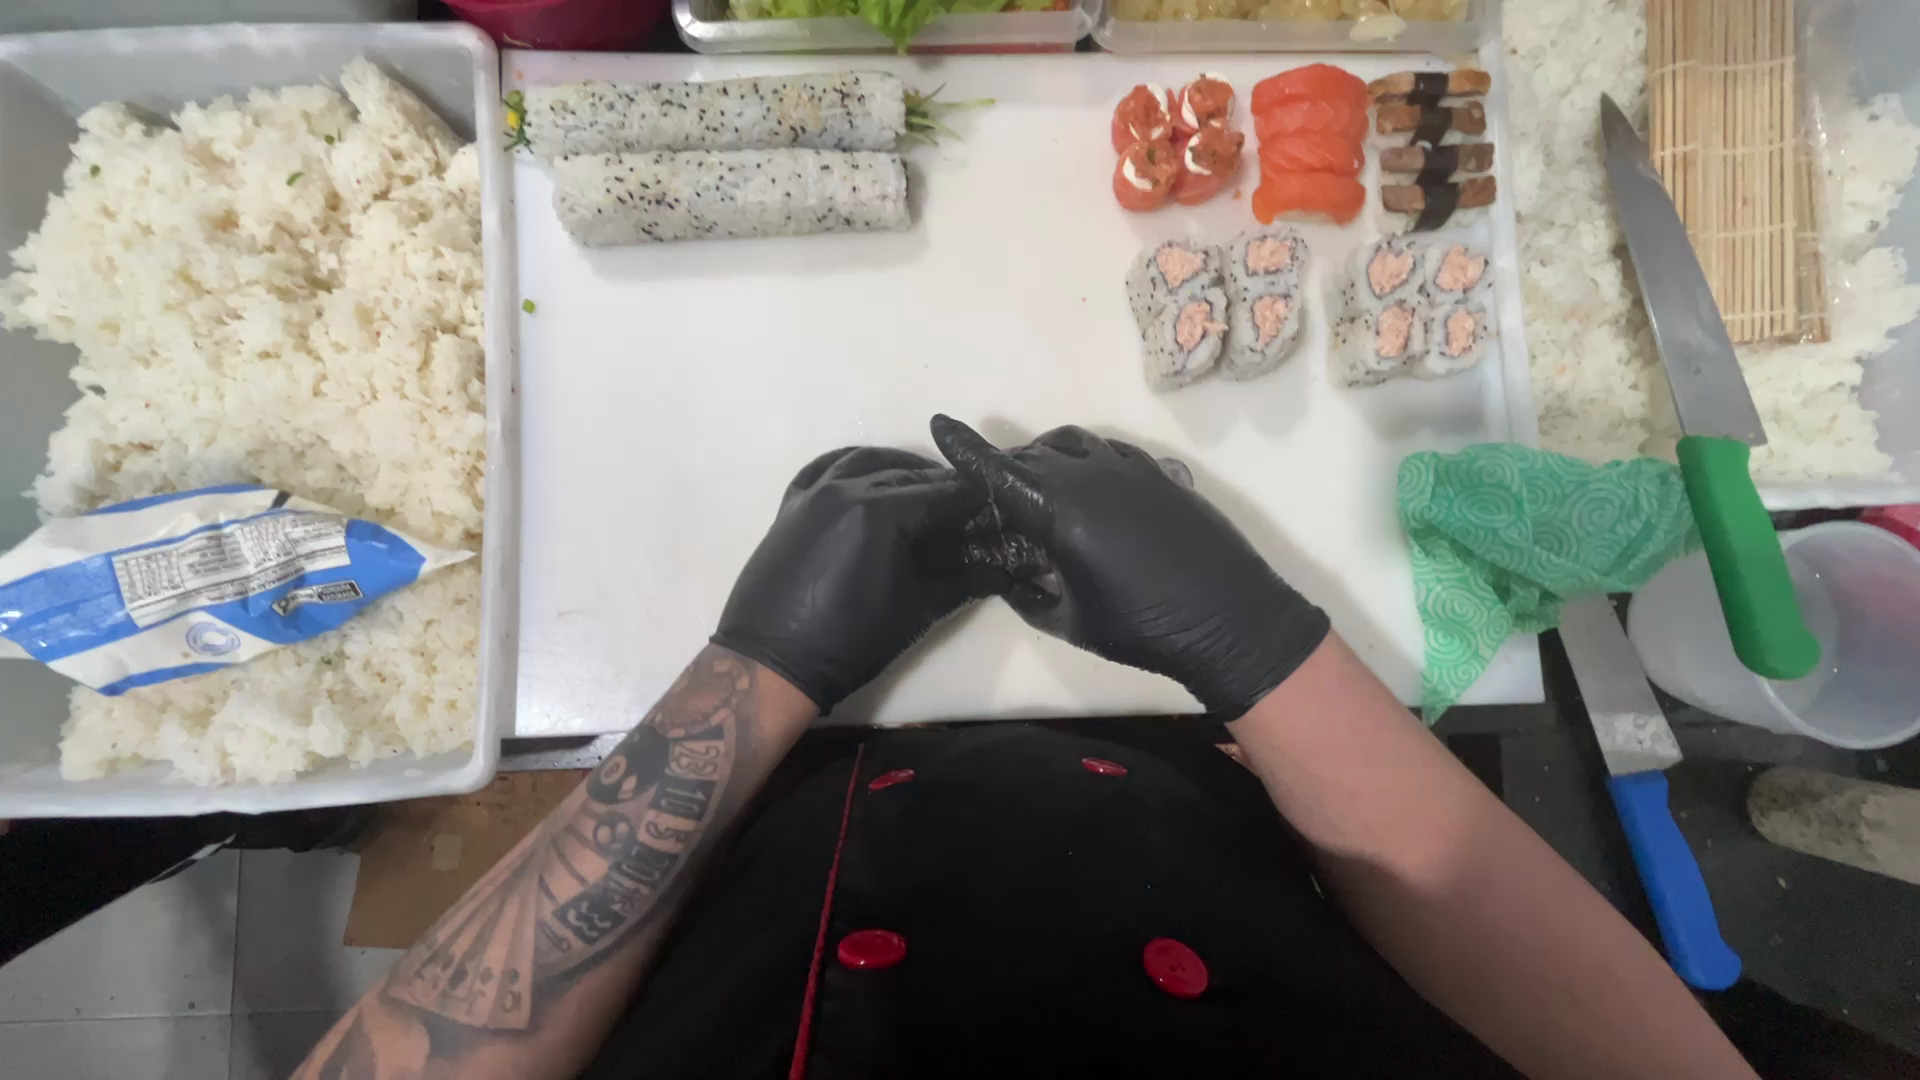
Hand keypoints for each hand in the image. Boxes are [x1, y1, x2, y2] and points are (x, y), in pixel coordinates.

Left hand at [713, 447, 987, 710]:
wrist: (772, 665)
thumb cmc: (851, 643)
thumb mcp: (916, 611)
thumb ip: (963, 582)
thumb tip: (1001, 568)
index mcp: (882, 514)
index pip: (944, 495)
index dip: (975, 502)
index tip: (996, 510)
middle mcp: (847, 489)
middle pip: (910, 475)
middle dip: (944, 489)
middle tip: (968, 509)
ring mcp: (815, 492)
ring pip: (867, 461)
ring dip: (901, 468)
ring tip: (925, 488)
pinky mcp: (791, 504)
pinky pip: (825, 467)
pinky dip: (853, 465)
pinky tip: (870, 477)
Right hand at [931, 415, 1327, 716]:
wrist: (1229, 621)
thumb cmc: (1140, 629)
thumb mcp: (1068, 621)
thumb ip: (1024, 594)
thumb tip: (1003, 575)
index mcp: (1060, 512)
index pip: (1000, 471)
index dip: (965, 449)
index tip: (941, 425)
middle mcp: (1091, 478)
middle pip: (1034, 454)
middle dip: (1008, 465)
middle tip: (998, 494)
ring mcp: (1132, 470)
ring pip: (1075, 442)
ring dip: (1049, 454)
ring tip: (1043, 480)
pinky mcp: (1162, 474)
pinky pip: (1113, 452)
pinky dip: (1091, 461)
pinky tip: (1095, 490)